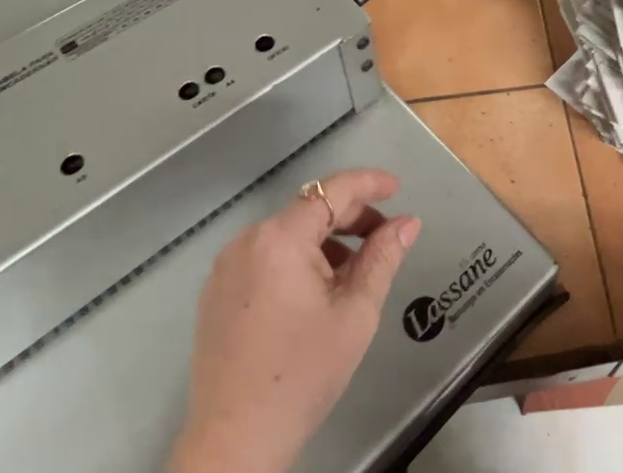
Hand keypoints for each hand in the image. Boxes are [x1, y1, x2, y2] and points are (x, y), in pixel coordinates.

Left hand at [167, 169, 421, 472]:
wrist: (236, 438)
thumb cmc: (304, 373)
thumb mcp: (355, 313)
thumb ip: (382, 257)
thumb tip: (407, 223)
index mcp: (281, 239)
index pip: (332, 190)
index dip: (369, 183)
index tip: (398, 188)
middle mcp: (247, 241)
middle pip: (308, 210)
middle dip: (351, 218)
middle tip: (385, 239)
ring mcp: (226, 267)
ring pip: (286, 236)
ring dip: (324, 242)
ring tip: (353, 276)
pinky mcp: (216, 293)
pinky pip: (264, 258)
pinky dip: (296, 261)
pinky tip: (315, 295)